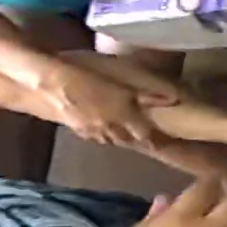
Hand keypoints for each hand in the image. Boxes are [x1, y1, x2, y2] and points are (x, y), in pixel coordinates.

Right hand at [45, 64, 172, 147]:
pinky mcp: (73, 126)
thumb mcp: (125, 87)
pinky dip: (101, 136)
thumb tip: (174, 99)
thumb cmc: (93, 81)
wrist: (53, 84)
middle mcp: (108, 127)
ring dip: (119, 139)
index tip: (161, 144)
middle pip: (126, 139)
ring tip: (126, 139)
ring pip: (108, 139)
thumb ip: (149, 96)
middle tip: (146, 143)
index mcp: (124, 118)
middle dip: (136, 141)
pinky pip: (92, 136)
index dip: (153, 139)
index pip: (144, 134)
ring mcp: (89, 129)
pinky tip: (101, 133)